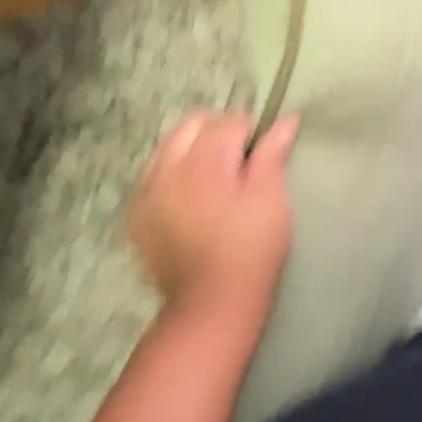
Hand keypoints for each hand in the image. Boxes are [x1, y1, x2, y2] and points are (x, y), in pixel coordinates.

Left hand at [127, 111, 297, 316]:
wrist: (212, 300)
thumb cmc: (253, 246)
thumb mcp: (272, 197)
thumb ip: (273, 154)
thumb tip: (285, 120)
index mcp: (204, 163)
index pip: (228, 122)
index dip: (253, 130)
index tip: (267, 149)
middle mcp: (167, 170)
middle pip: (191, 125)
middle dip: (218, 130)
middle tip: (243, 157)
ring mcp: (146, 194)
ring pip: (167, 147)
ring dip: (193, 149)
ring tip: (217, 176)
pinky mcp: (137, 217)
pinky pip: (152, 177)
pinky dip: (173, 174)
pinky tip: (193, 198)